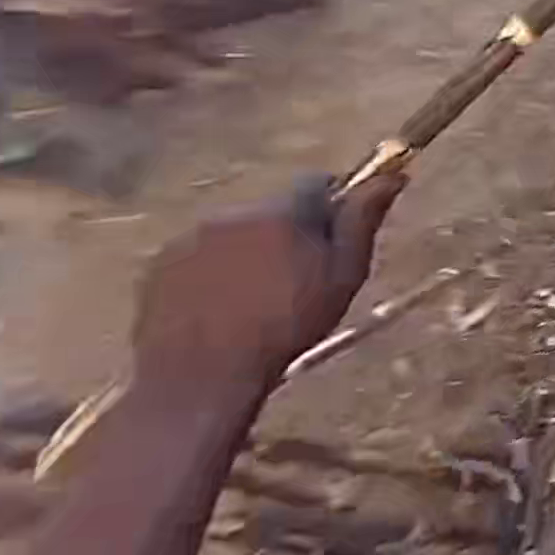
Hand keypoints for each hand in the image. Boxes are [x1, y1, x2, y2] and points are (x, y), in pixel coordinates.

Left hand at [131, 173, 405, 391]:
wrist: (199, 379)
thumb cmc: (286, 325)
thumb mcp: (343, 274)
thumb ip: (363, 219)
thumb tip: (394, 175)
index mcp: (282, 211)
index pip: (317, 181)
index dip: (331, 206)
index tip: (334, 239)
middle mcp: (235, 212)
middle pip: (277, 207)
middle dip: (290, 229)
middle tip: (299, 275)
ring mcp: (191, 237)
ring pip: (239, 230)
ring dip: (253, 248)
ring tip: (257, 296)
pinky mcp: (160, 265)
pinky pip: (202, 252)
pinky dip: (217, 268)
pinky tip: (222, 305)